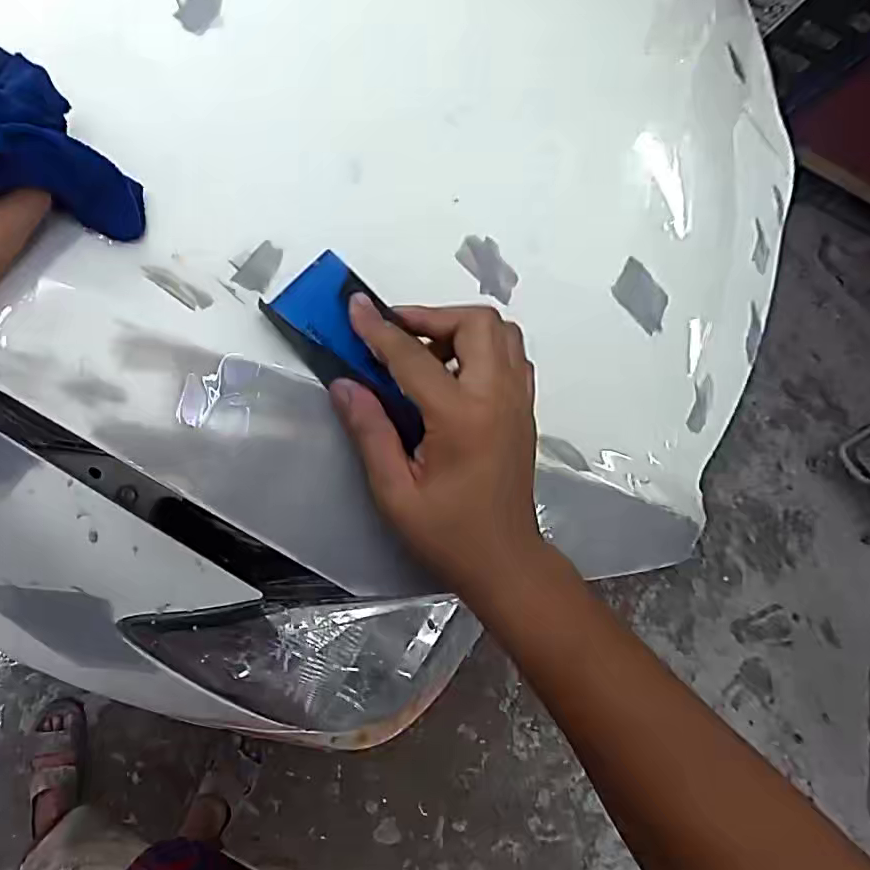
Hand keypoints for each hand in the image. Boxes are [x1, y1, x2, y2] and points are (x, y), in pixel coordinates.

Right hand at [330, 296, 550, 600]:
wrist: (505, 561)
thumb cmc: (448, 535)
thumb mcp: (395, 491)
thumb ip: (370, 431)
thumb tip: (345, 385)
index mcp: (461, 419)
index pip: (413, 357)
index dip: (379, 329)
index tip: (356, 307)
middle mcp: (498, 398)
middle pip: (476, 322)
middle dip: (430, 316)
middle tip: (394, 334)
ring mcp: (519, 402)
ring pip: (500, 332)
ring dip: (459, 328)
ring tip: (421, 353)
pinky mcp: (524, 410)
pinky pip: (510, 356)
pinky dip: (480, 348)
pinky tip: (451, 374)